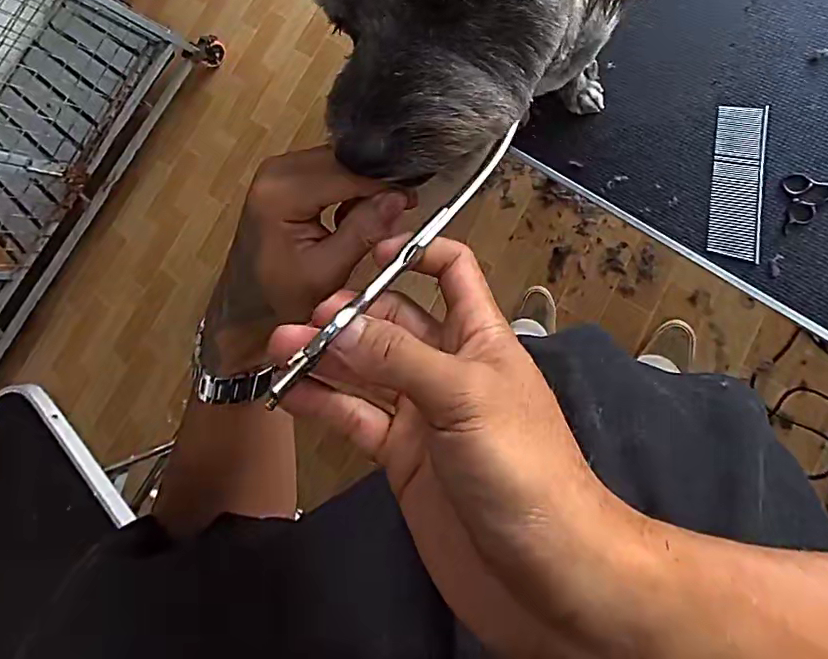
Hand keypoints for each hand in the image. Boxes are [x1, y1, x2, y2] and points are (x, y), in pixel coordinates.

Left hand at [200, 148, 413, 374]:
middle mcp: (276, 171)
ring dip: (360, 187)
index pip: (346, 172)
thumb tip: (397, 197)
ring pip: (339, 162)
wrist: (244, 310)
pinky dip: (346, 189)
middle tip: (400, 208)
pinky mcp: (284, 177)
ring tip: (373, 220)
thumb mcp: (328, 271)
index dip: (382, 183)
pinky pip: (328, 169)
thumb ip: (363, 231)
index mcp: (280, 193)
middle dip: (373, 183)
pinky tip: (349, 217)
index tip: (410, 199)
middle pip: (343, 161)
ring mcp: (278, 171)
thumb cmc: (278, 299)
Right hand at [268, 237, 648, 655]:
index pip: (452, 271)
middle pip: (395, 320)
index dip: (417, 252)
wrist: (546, 575)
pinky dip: (325, 403)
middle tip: (308, 318)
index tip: (370, 252)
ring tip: (281, 347)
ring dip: (327, 356)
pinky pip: (357, 418)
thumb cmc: (527, 470)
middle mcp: (448, 366)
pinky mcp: (403, 456)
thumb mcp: (464, 397)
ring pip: (367, 369)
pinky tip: (292, 391)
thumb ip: (398, 359)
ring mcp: (423, 412)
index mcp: (478, 336)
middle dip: (352, 313)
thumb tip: (338, 323)